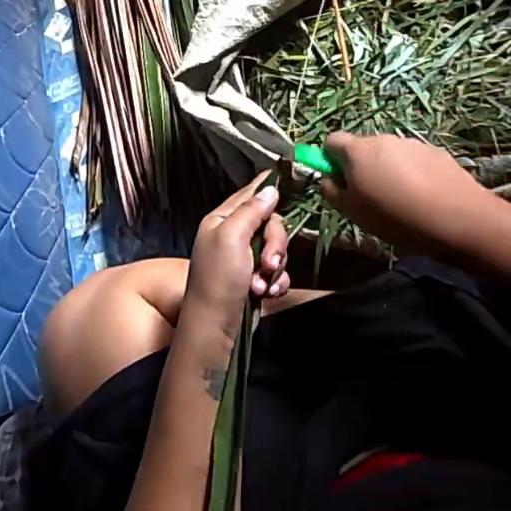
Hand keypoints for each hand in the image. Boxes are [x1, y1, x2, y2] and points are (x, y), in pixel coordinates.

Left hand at [181, 173, 289, 336]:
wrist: (215, 328)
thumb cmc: (218, 279)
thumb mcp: (231, 237)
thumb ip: (251, 211)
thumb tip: (270, 189)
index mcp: (222, 219)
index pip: (250, 193)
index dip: (270, 189)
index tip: (294, 183)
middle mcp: (233, 235)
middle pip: (271, 223)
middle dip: (275, 243)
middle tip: (267, 261)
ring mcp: (244, 258)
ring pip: (277, 248)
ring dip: (275, 267)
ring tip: (262, 284)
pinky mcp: (255, 279)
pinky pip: (277, 271)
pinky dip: (276, 282)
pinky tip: (267, 293)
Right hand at [319, 132, 490, 255]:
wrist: (459, 219)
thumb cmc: (396, 217)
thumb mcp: (352, 212)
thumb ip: (332, 191)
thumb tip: (330, 179)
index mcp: (358, 151)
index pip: (331, 141)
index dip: (330, 160)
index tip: (340, 182)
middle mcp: (384, 139)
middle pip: (362, 148)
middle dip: (361, 167)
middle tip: (370, 197)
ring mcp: (412, 144)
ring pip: (389, 154)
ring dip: (387, 171)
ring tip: (400, 201)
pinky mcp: (436, 152)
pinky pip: (413, 160)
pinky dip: (411, 174)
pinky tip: (422, 198)